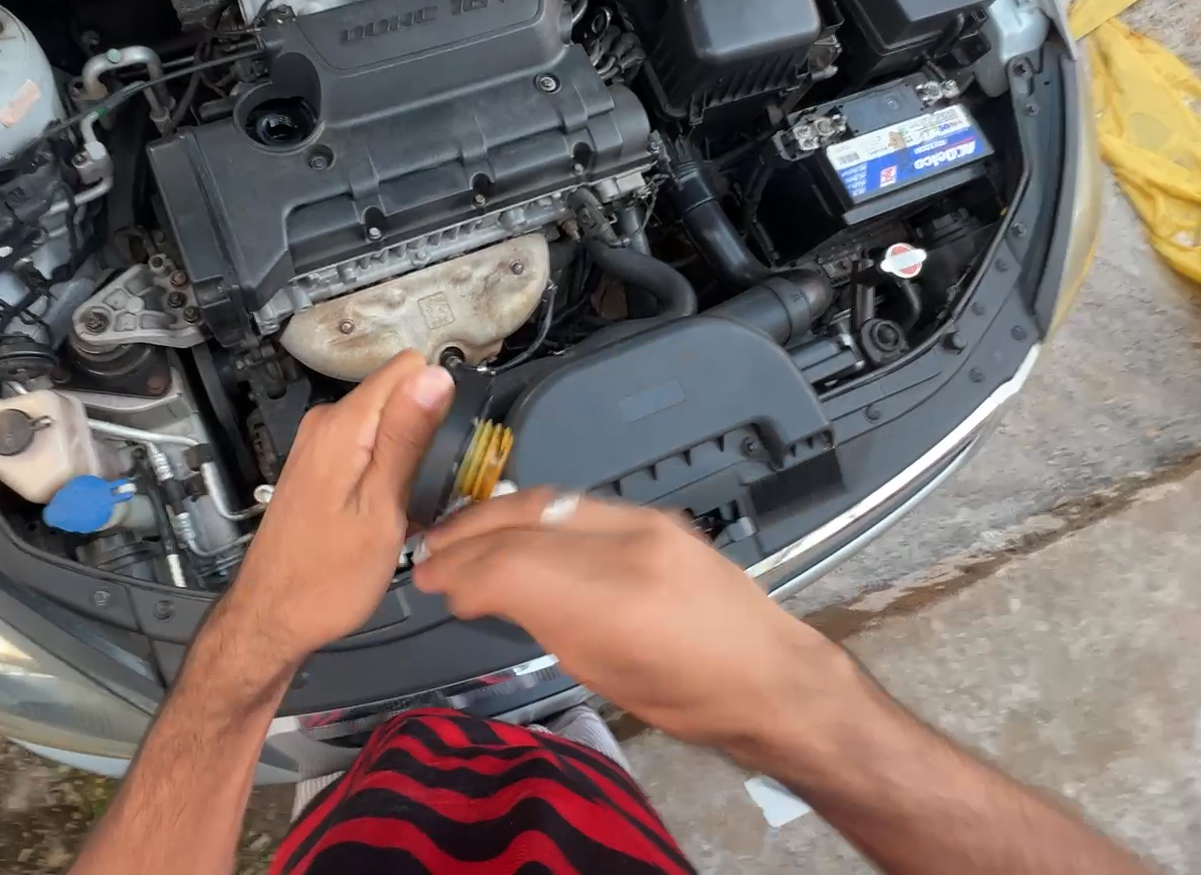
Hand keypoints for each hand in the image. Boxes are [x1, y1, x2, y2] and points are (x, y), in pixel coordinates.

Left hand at [221, 351, 453, 667]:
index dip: (436, 399)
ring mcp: (320, 442)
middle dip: (425, 429)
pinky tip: (389, 506)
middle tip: (426, 488)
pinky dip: (388, 467)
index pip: (408, 368)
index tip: (441, 445)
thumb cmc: (329, 576)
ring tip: (408, 502)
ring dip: (408, 453)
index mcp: (343, 425)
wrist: (273, 618)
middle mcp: (326, 422)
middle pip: (398, 394)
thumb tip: (435, 374)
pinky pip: (369, 443)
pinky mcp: (320, 463)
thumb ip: (408, 437)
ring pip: (387, 421)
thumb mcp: (381, 507)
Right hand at [411, 491, 861, 763]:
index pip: (513, 566)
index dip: (461, 570)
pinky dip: (527, 513)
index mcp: (617, 605)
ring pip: (544, 500)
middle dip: (465, 534)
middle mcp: (629, 548)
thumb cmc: (690, 699)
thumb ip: (541, 621)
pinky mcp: (651, 514)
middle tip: (428, 552)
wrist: (771, 674)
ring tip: (455, 533)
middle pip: (522, 521)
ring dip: (490, 514)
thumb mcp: (603, 675)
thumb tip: (485, 591)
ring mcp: (644, 522)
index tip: (432, 582)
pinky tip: (506, 524)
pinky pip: (571, 503)